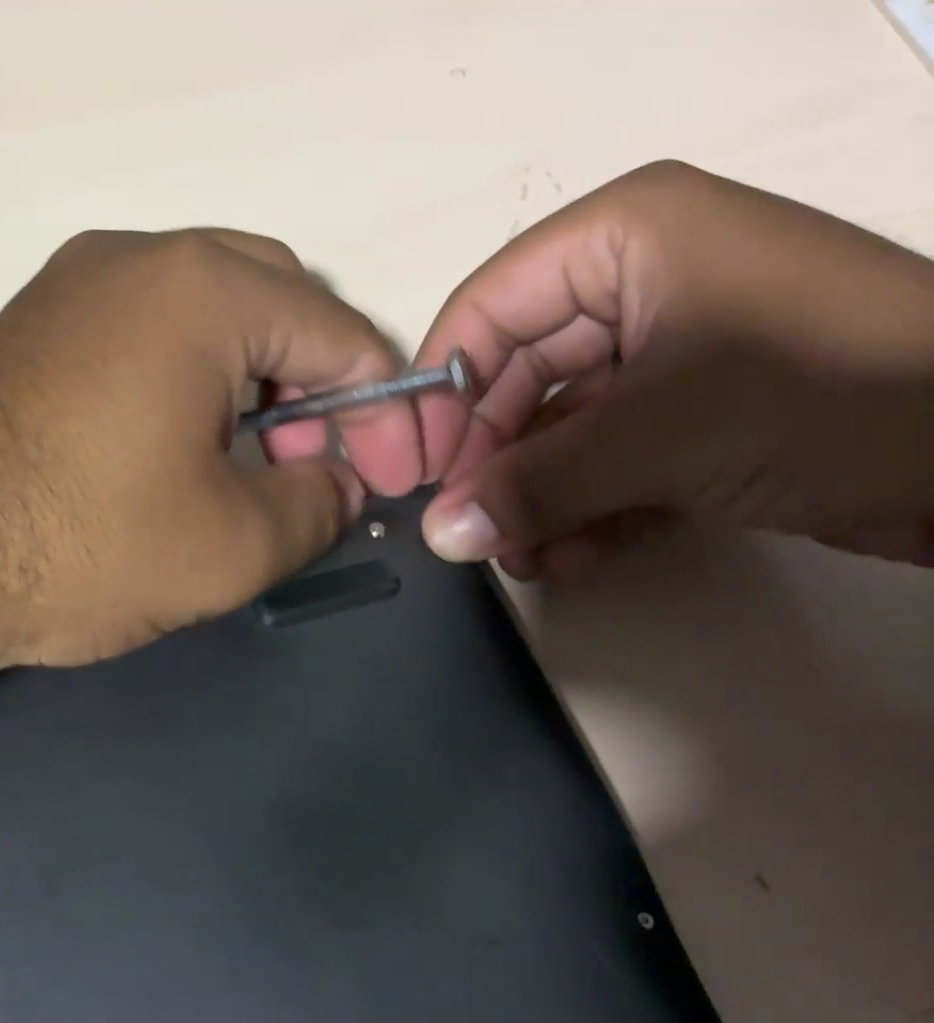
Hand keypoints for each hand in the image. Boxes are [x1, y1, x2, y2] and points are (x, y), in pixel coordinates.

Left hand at [0, 229, 422, 667]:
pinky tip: (171, 447)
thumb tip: (338, 479)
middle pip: (272, 305)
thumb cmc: (76, 548)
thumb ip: (319, 502)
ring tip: (245, 469)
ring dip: (244, 383)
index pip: (341, 333)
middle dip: (312, 388)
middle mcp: (131, 260)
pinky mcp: (26, 328)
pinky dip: (177, 380)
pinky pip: (134, 334)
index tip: (392, 480)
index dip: (385, 413)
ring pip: (198, 316)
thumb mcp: (230, 546)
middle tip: (311, 471)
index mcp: (200, 288)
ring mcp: (66, 287)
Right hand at [412, 161, 933, 578]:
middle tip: (471, 533)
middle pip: (513, 376)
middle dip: (493, 463)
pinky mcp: (693, 403)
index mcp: (622, 239)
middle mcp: (635, 280)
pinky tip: (572, 556)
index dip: (440, 397)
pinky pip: (602, 450)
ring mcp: (666, 345)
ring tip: (524, 558)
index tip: (417, 477)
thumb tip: (437, 537)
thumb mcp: (660, 439)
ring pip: (554, 424)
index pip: (483, 313)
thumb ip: (531, 485)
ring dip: (532, 496)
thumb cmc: (830, 398)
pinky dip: (581, 505)